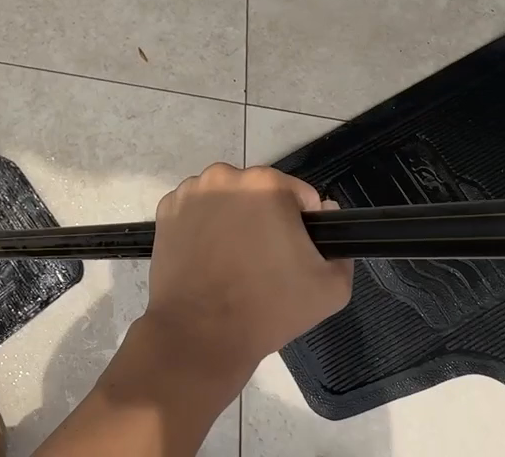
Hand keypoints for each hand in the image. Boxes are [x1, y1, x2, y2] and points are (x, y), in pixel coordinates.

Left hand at [141, 164, 352, 394]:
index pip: (299, 196)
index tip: (296, 252)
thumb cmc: (270, 306)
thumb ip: (339, 247)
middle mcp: (224, 175)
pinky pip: (196, 210)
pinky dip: (203, 225)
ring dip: (233, 218)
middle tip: (266, 260)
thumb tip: (323, 214)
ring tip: (234, 261)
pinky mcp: (166, 208)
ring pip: (225, 198)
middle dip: (266, 218)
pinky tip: (208, 257)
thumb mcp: (331, 286)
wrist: (201, 330)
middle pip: (258, 192)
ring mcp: (189, 190)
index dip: (304, 224)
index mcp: (266, 184)